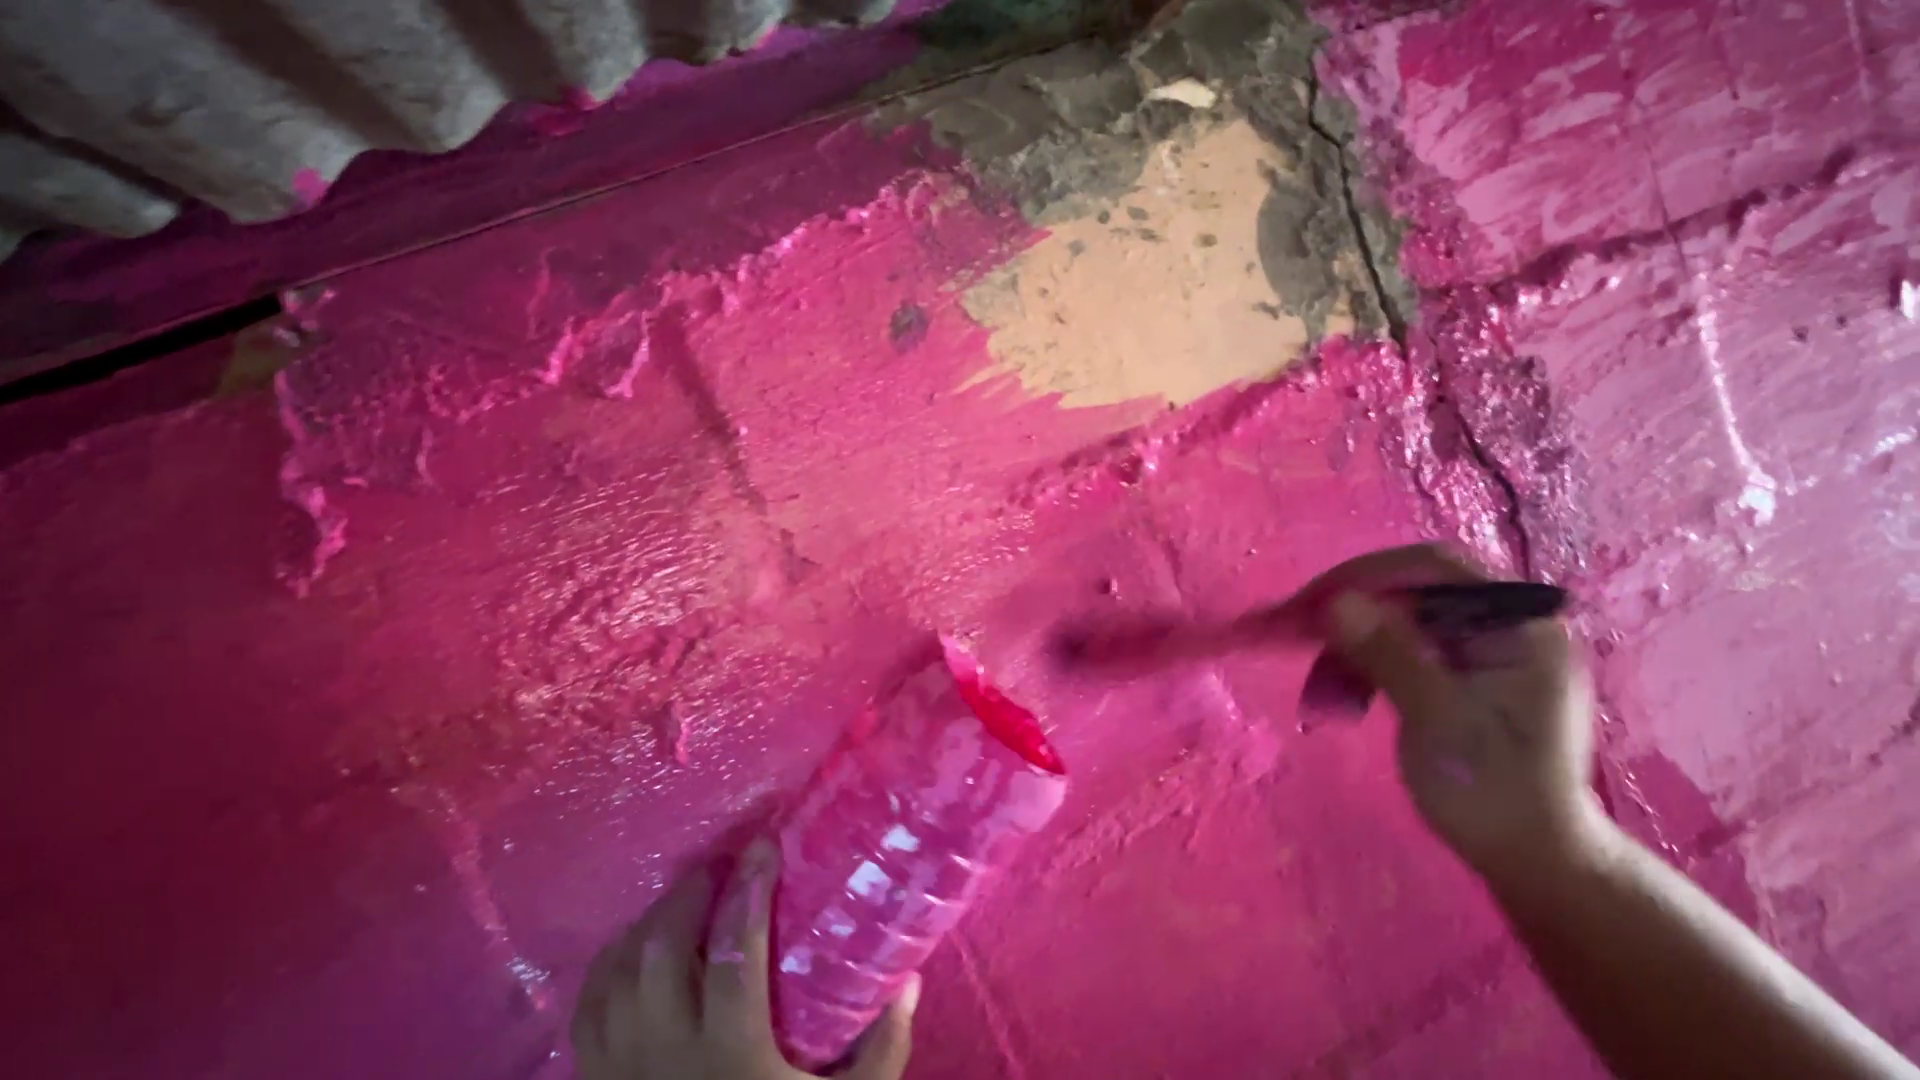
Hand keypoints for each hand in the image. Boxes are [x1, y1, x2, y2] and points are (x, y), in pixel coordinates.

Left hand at [571, 838, 918, 1079]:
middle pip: (661, 950)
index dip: (749, 892)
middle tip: (719, 866)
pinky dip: (610, 961)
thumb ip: (881, 1052)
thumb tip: (910, 981)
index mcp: (730, 1055)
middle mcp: (665, 1054)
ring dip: (649, 922)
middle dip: (689, 894)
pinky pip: (589, 1003)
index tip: (763, 847)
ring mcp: (621, 1069)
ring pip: (617, 970)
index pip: (735, 953)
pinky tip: (635, 947)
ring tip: (681, 899)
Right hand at [1287, 546, 1603, 879]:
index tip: (1312, 603)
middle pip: (1413, 592)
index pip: (1435, 568)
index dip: (1367, 577)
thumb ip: (1390, 654)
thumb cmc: (1493, 791)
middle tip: (1298, 636)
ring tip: (1319, 681)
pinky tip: (1343, 693)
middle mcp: (1506, 626)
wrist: (1533, 859)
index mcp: (1519, 626)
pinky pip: (1405, 649)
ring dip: (1353, 643)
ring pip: (1402, 621)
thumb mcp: (1437, 719)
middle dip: (1352, 613)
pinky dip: (1367, 665)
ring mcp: (1486, 652)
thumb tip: (1337, 602)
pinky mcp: (1466, 676)